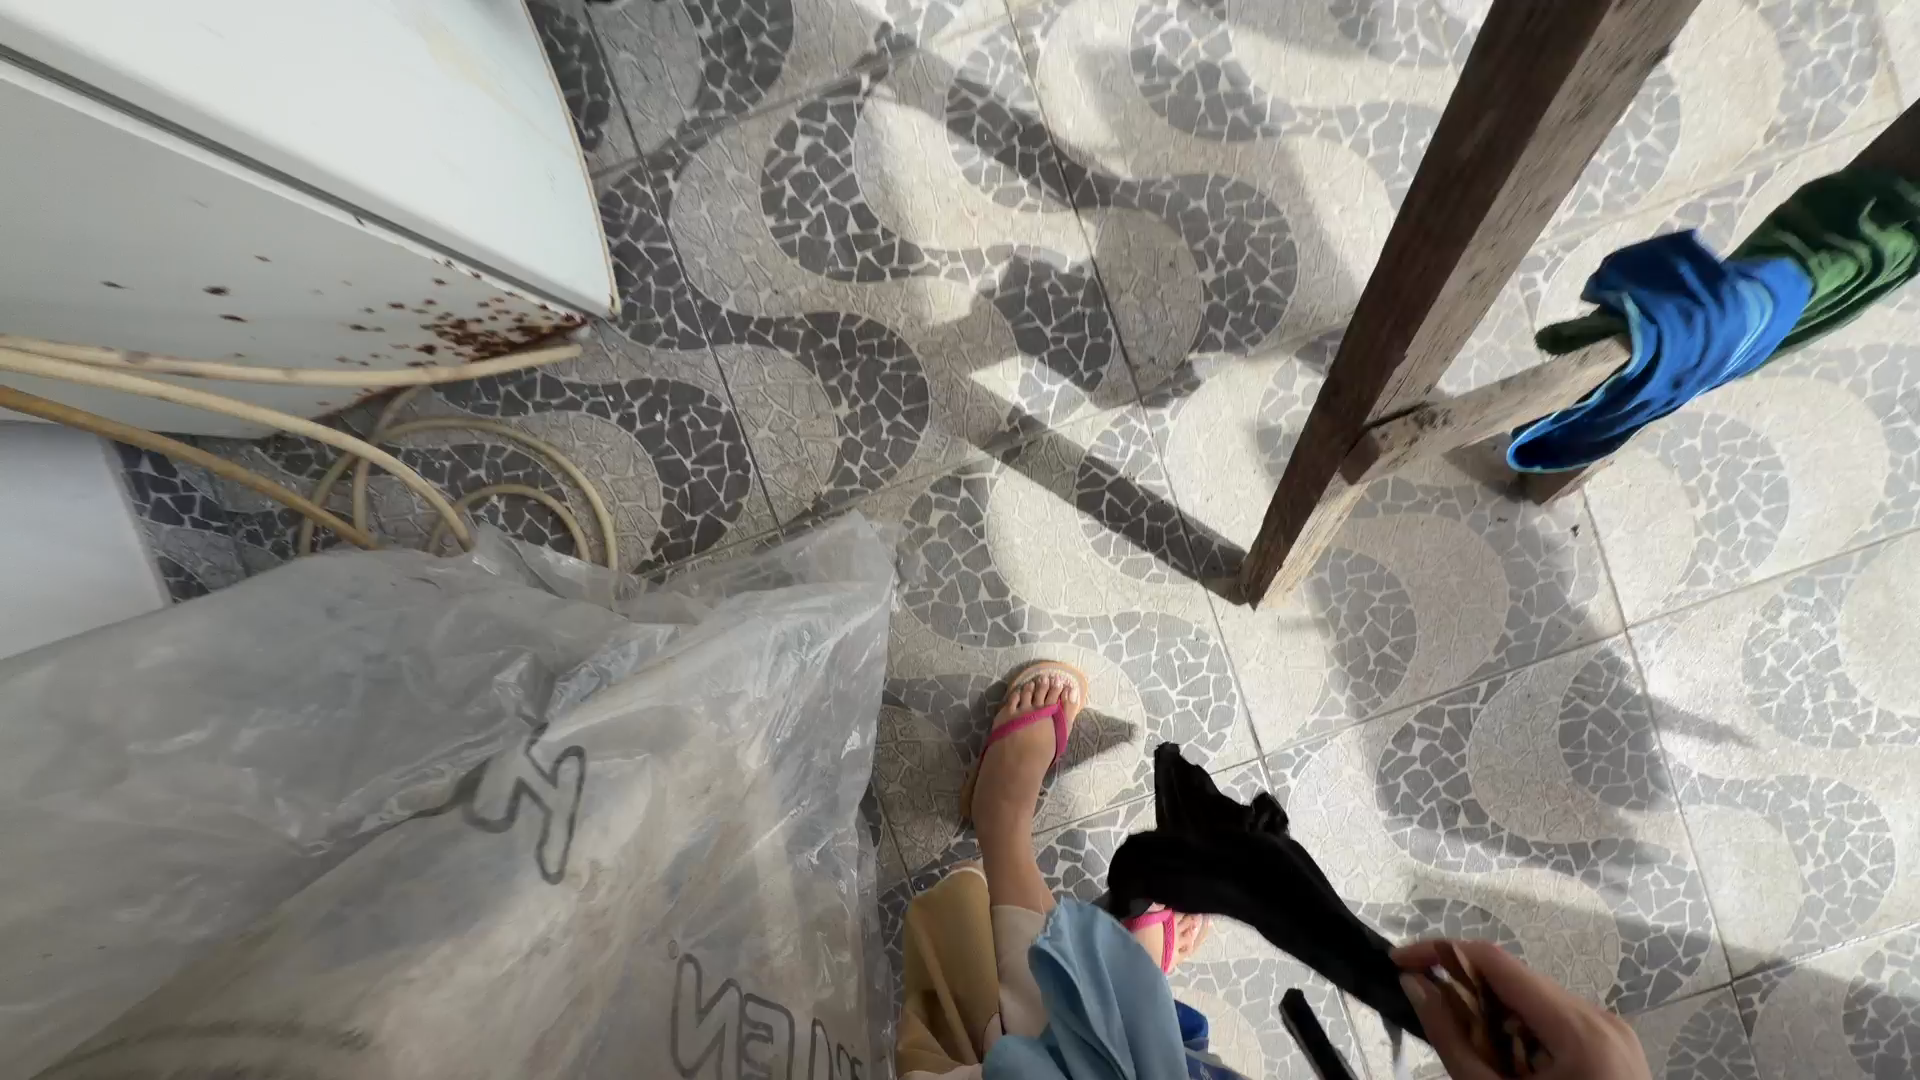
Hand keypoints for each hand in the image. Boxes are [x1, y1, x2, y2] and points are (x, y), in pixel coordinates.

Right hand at [1393, 939, 1650, 1079]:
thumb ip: (1449, 1035)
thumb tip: (1412, 981)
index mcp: (1579, 1030)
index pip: (1493, 960)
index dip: (1438, 952)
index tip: (1398, 962)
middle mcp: (1601, 1017)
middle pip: (1511, 978)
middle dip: (1465, 989)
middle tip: (1433, 1013)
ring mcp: (1612, 1031)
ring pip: (1528, 996)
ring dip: (1490, 1010)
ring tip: (1477, 1050)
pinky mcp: (1613, 1046)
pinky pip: (1549, 1016)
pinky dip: (1517, 1028)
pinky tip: (1511, 1062)